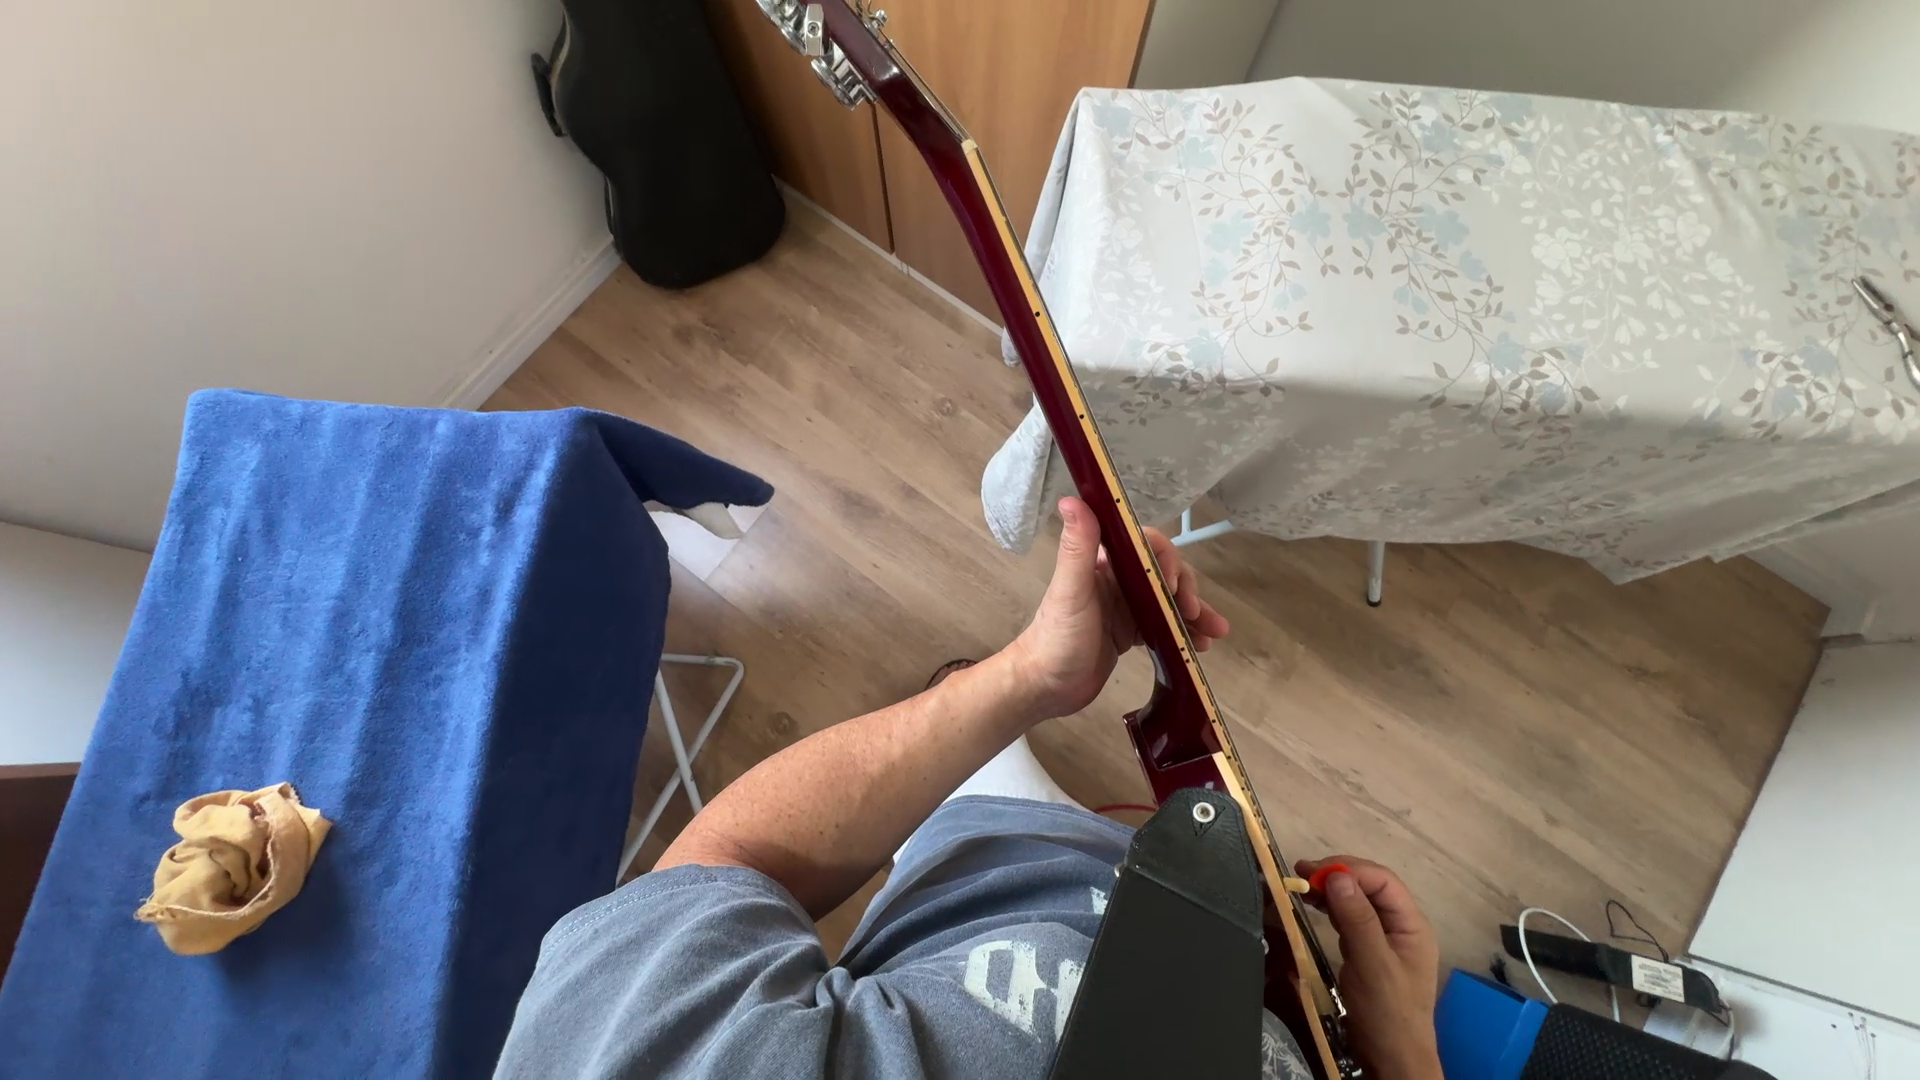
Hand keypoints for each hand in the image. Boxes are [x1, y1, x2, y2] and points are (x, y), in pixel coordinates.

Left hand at [1007, 496, 1228, 720]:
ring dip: (1194, 611)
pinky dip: (1184, 631)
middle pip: (1162, 572)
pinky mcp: (1128, 633)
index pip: (1143, 545)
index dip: (1165, 558)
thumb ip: (1076, 548)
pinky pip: (1164, 625)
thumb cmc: (1056, 638)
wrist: (1044, 688)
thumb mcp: (1070, 592)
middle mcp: (1114, 580)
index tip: (1175, 583)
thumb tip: (1072, 499)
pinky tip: (1201, 645)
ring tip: (1214, 632)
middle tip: (1194, 612)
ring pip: (1168, 599)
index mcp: (1101, 564)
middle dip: (1186, 588)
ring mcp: (1123, 607)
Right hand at [1297, 857, 1442, 1079]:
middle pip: (1368, 884)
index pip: (1382, 880)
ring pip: (1356, 897)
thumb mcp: (1373, 966)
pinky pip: (1348, 914)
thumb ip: (1357, 920)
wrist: (1391, 1060)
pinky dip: (1328, 904)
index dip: (1348, 869)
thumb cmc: (1388, 1014)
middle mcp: (1400, 925)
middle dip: (1335, 874)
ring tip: (1300, 885)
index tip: (1313, 873)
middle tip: (1301, 875)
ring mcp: (1383, 936)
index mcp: (1411, 925)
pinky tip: (1312, 904)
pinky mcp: (1367, 948)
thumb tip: (1336, 875)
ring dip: (1329, 887)